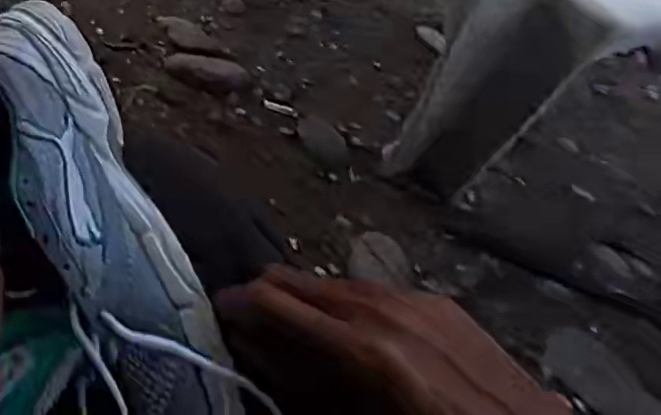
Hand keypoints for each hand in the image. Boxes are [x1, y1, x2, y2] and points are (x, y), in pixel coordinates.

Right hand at [214, 266, 569, 414]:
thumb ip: (296, 384)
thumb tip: (247, 345)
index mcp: (364, 347)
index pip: (267, 296)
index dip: (232, 304)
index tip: (218, 316)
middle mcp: (383, 308)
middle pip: (289, 277)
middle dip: (263, 298)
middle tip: (254, 327)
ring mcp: (417, 300)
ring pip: (327, 281)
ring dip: (307, 303)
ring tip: (311, 338)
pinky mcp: (443, 303)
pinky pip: (374, 292)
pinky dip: (353, 309)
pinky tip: (369, 342)